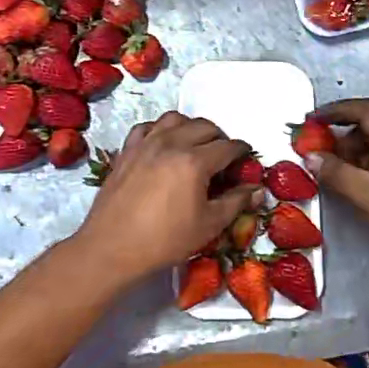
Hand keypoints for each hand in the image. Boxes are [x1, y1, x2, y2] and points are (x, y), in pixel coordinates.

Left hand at [69, 112, 258, 284]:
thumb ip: (235, 202)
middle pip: (204, 127)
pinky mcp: (126, 151)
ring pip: (174, 119)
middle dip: (220, 138)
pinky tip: (163, 145)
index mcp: (194, 161)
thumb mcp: (208, 225)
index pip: (228, 147)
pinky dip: (160, 130)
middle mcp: (170, 143)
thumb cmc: (164, 241)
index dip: (242, 152)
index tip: (246, 160)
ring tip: (195, 146)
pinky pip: (146, 128)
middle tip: (224, 158)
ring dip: (191, 127)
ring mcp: (145, 144)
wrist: (112, 248)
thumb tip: (257, 190)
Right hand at [308, 98, 368, 262]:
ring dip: (353, 151)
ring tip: (335, 171)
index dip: (334, 110)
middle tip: (320, 150)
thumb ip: (334, 172)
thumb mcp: (364, 193)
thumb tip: (312, 158)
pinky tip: (356, 181)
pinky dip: (367, 162)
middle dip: (341, 136)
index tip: (313, 119)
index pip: (362, 109)